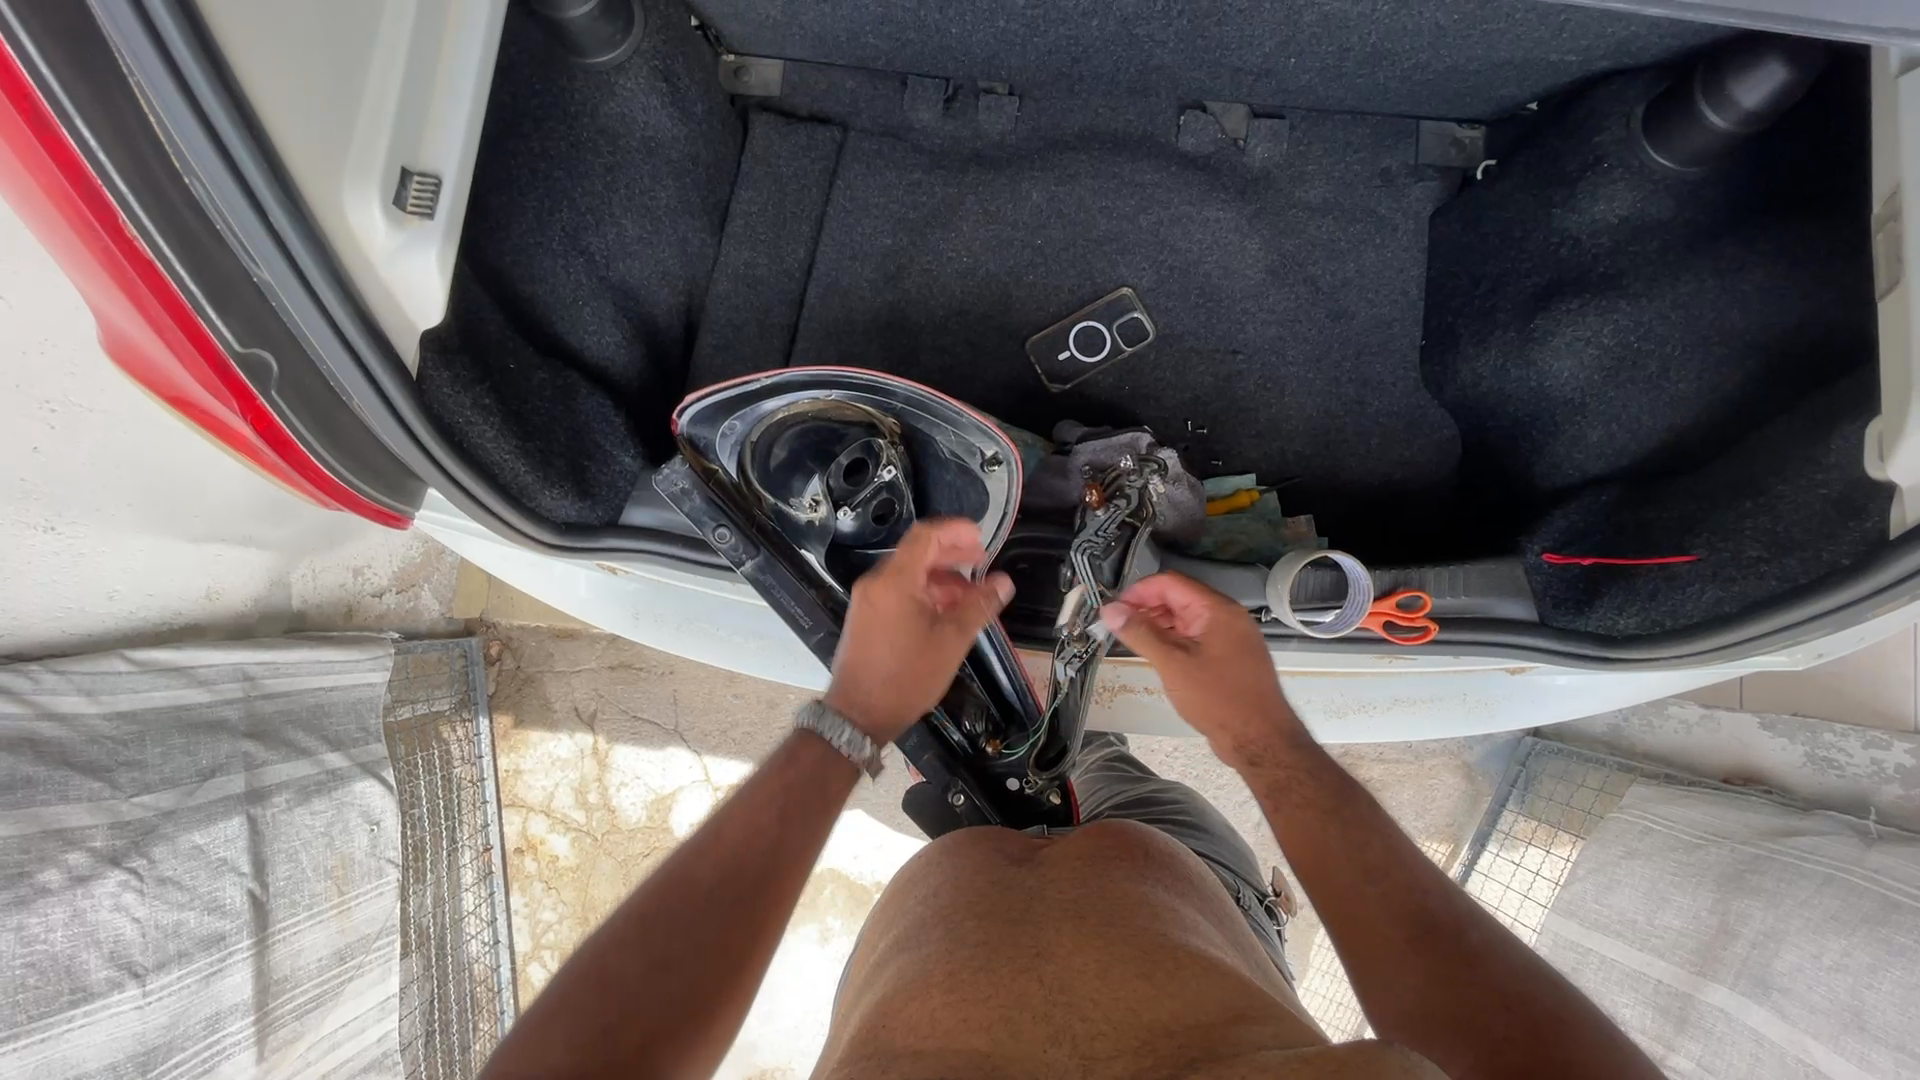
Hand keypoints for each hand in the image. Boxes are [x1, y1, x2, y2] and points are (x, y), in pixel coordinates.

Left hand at [825, 519, 1015, 742]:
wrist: (858, 715)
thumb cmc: (906, 676)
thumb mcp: (951, 640)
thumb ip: (979, 606)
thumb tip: (1004, 582)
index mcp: (895, 580)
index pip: (926, 536)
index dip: (955, 531)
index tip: (981, 537)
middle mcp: (877, 583)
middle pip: (917, 553)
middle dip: (952, 554)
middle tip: (982, 562)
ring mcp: (868, 601)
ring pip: (909, 575)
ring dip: (941, 578)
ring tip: (970, 594)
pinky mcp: (867, 618)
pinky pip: (899, 593)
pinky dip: (925, 594)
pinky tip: (946, 612)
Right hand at [1099, 572, 1307, 769]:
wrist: (1261, 740)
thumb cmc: (1217, 699)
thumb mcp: (1172, 664)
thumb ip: (1140, 633)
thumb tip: (1110, 610)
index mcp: (1216, 609)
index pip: (1170, 583)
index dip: (1138, 592)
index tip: (1115, 610)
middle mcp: (1227, 616)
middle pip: (1179, 597)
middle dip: (1146, 607)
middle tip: (1120, 627)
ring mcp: (1232, 636)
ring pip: (1187, 618)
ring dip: (1159, 624)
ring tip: (1134, 641)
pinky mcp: (1231, 656)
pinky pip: (1197, 636)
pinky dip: (1175, 639)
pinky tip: (1159, 655)